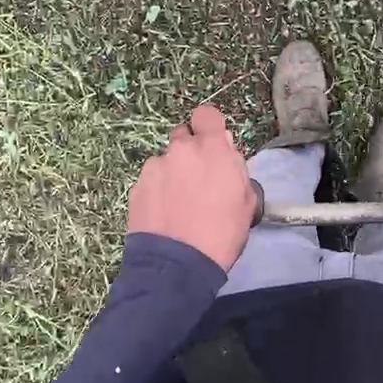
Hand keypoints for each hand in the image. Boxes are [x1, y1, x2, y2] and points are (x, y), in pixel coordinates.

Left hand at [126, 104, 256, 269]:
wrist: (176, 268)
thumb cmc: (221, 234)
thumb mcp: (245, 201)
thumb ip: (235, 169)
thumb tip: (225, 153)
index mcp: (211, 148)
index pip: (206, 115)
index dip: (209, 127)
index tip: (213, 145)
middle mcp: (181, 149)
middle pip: (184, 136)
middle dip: (191, 152)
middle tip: (197, 179)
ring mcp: (155, 167)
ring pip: (167, 160)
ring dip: (173, 172)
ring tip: (177, 203)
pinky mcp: (137, 186)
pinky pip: (151, 179)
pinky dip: (157, 190)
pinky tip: (164, 214)